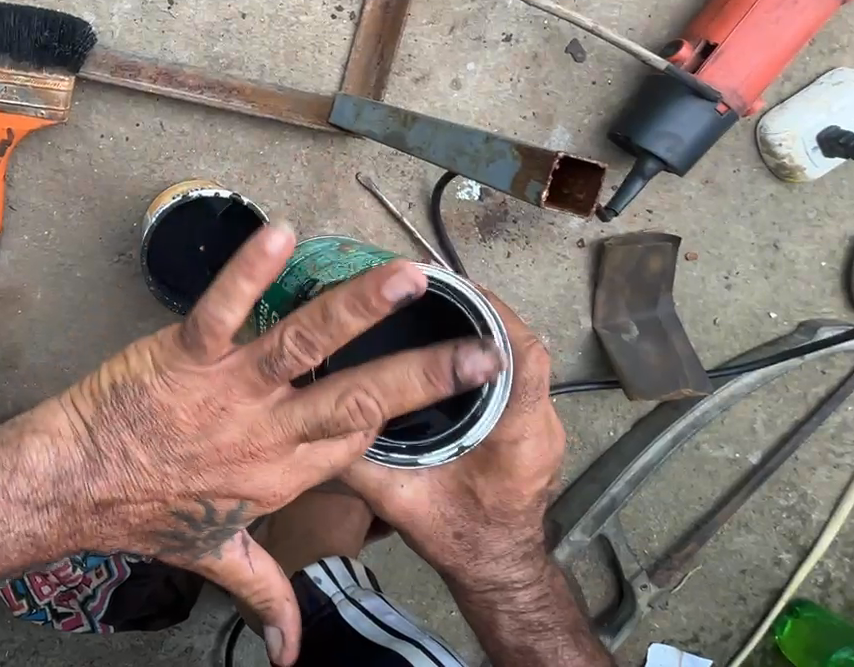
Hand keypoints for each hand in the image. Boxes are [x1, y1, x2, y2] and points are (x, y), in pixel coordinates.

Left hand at [30, 224, 504, 665]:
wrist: (74, 487)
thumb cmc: (141, 510)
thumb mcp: (214, 557)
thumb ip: (263, 596)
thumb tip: (289, 651)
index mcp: (282, 472)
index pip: (359, 439)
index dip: (407, 413)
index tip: (450, 388)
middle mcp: (269, 431)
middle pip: (359, 400)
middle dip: (423, 374)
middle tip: (479, 347)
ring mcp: (230, 389)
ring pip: (304, 345)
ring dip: (358, 310)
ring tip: (407, 277)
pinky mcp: (186, 355)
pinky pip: (224, 309)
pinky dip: (250, 272)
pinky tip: (280, 235)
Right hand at [340, 285, 565, 593]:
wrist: (498, 569)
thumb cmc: (455, 537)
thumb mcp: (398, 503)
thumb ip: (360, 461)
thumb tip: (311, 414)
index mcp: (515, 441)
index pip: (523, 362)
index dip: (492, 316)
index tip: (447, 289)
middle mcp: (538, 423)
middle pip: (525, 345)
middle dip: (482, 307)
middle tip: (428, 286)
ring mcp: (542, 420)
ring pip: (525, 352)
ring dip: (486, 320)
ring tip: (435, 299)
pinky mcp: (533, 417)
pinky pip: (520, 366)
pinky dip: (488, 340)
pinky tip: (448, 331)